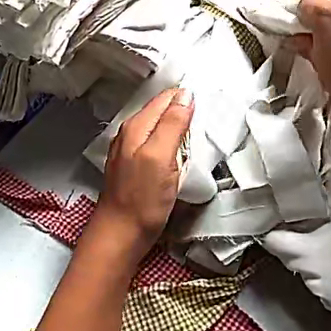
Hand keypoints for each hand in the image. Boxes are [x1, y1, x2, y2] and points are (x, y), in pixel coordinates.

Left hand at [90, 87, 193, 250]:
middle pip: (163, 111)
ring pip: (162, 129)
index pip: (166, 98)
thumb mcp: (160, 157)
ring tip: (200, 136)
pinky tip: (183, 156)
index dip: (188, 97)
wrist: (121, 235)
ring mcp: (132, 152)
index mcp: (136, 126)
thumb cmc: (140, 201)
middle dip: (185, 110)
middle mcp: (131, 135)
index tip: (208, 102)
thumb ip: (172, 124)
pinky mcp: (138, 168)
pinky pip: (159, 147)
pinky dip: (174, 147)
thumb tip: (185, 96)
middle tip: (209, 118)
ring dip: (181, 129)